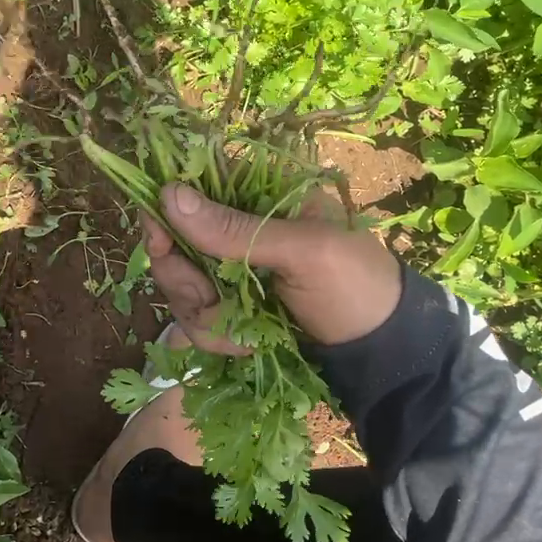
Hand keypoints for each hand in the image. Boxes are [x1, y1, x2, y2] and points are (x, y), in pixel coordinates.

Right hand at [144, 183, 401, 347]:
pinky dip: (212, 331)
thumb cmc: (357, 288)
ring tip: (239, 334)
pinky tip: (244, 344)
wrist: (383, 356)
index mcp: (261, 193)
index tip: (159, 241)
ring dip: (200, 311)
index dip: (165, 211)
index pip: (191, 186)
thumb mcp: (304, 253)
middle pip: (173, 236)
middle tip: (207, 299)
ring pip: (177, 277)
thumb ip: (236, 229)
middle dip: (183, 275)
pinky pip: (191, 310)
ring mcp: (229, 264)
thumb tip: (168, 194)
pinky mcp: (227, 299)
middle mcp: (237, 224)